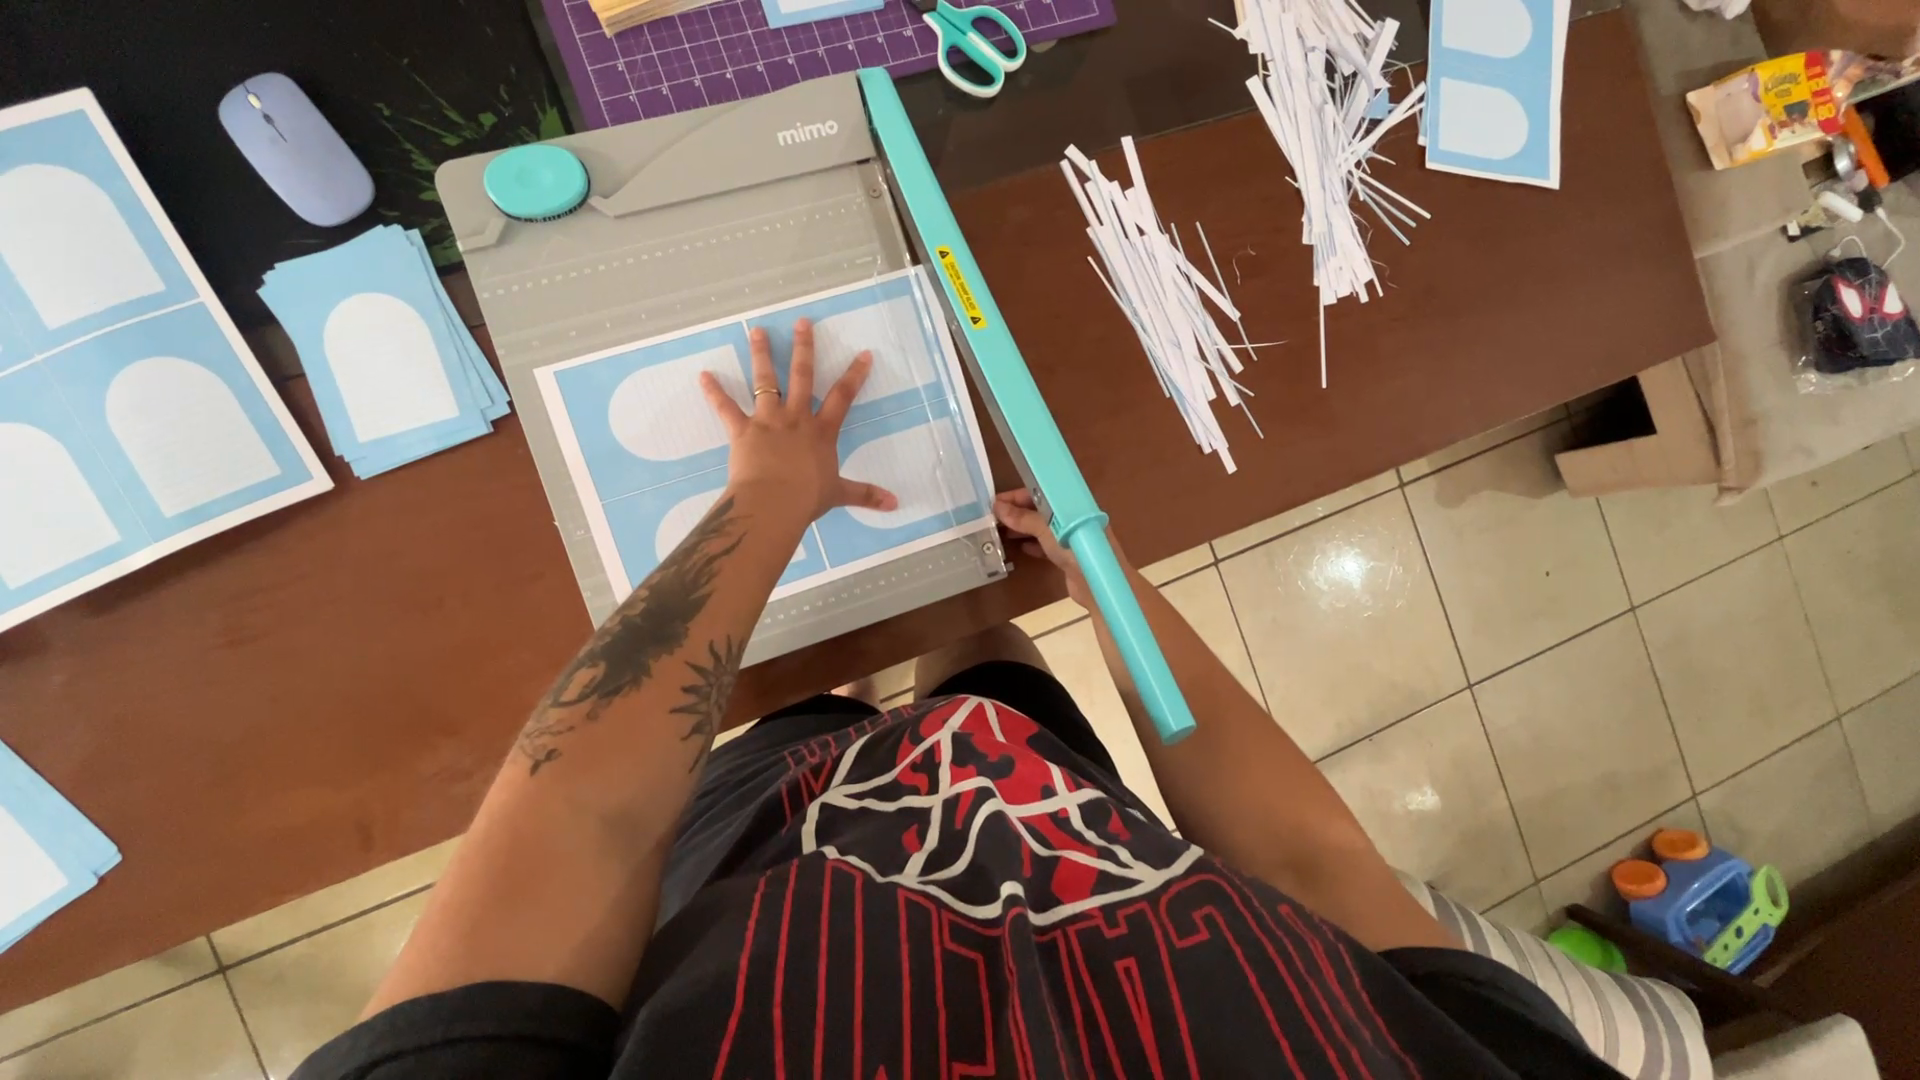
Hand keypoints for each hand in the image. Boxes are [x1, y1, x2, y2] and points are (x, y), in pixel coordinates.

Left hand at [700, 320, 897, 525]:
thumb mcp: (839, 494)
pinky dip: (714, 392)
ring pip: (765, 380)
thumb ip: (865, 495)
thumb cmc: (807, 498)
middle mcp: (796, 418)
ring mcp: (767, 420)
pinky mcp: (742, 430)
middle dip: (803, 348)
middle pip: (802, 376)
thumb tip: (895, 504)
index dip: (855, 374)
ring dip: (760, 354)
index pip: (842, 396)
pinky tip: (703, 376)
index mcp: (821, 432)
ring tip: (756, 331)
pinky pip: (725, 407)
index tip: (864, 353)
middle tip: (802, 323)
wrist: (773, 503)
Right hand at [992, 488, 1131, 606]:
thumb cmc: (1075, 549)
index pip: (1042, 493)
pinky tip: (1020, 547)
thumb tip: (998, 508)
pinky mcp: (1068, 558)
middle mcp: (1072, 519)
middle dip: (1018, 512)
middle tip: (993, 517)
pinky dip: (1032, 545)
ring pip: (1042, 529)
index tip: (997, 501)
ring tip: (1000, 531)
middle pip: (1041, 511)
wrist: (1097, 586)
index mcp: (1072, 506)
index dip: (1020, 495)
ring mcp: (1070, 539)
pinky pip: (1046, 547)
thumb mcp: (1047, 529)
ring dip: (1022, 529)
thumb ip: (1024, 519)